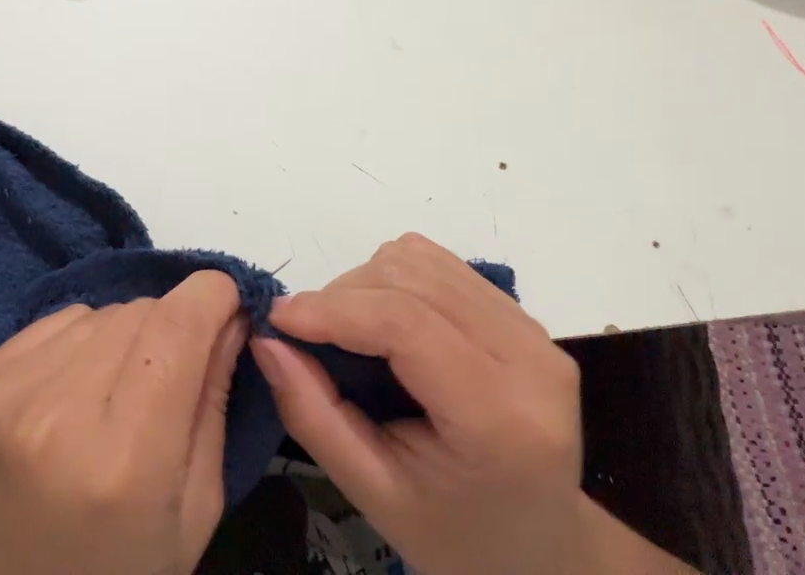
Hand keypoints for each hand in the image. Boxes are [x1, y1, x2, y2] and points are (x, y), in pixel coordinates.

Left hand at [0, 270, 247, 574]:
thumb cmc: (124, 563)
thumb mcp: (198, 506)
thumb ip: (215, 399)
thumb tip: (230, 314)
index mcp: (125, 459)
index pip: (176, 328)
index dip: (212, 295)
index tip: (231, 300)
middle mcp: (60, 412)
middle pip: (140, 311)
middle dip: (173, 327)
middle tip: (174, 375)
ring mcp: (12, 389)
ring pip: (102, 310)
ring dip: (126, 335)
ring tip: (120, 392)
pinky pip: (60, 321)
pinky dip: (84, 340)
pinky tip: (80, 389)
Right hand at [251, 234, 604, 574]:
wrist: (539, 548)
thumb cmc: (452, 533)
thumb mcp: (371, 492)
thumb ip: (313, 413)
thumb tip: (266, 338)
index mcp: (500, 418)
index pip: (406, 324)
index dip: (333, 309)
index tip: (276, 318)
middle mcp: (529, 358)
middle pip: (410, 279)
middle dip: (341, 296)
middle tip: (307, 338)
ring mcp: (532, 331)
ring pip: (422, 259)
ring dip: (365, 282)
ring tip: (348, 334)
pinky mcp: (523, 317)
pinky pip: (440, 264)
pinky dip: (394, 279)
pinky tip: (385, 325)